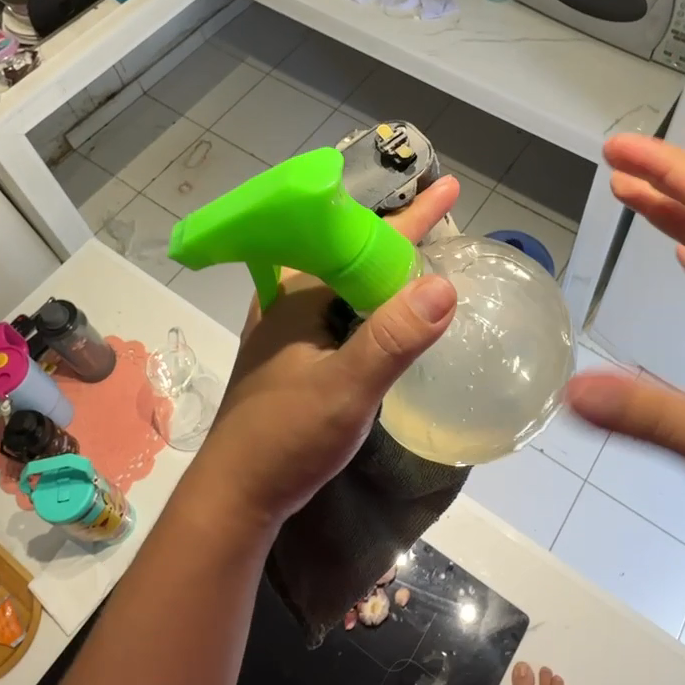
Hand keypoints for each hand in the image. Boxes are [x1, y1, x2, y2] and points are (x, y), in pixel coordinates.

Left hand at [184, 175, 462, 528]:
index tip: (447, 189)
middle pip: (354, 251)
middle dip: (400, 233)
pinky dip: (373, 299)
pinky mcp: (294, 354)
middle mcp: (291, 298)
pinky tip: (391, 311)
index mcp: (300, 292)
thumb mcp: (346, 389)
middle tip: (443, 220)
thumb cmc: (286, 438)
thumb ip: (393, 339)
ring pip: (346, 280)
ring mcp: (289, 326)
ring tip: (425, 256)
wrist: (236, 496)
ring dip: (386, 266)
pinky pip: (342, 308)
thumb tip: (445, 285)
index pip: (364, 240)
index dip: (412, 217)